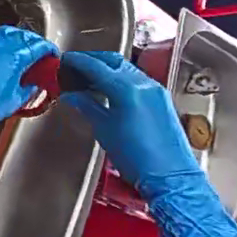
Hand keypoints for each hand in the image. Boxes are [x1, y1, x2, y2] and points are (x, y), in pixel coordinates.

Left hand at [0, 26, 55, 135]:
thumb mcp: (14, 101)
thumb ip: (29, 88)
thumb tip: (33, 84)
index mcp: (16, 56)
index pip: (40, 46)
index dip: (49, 50)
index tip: (51, 56)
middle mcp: (1, 43)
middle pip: (25, 35)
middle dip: (35, 43)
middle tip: (39, 54)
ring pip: (8, 31)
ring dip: (18, 39)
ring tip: (21, 50)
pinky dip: (0, 39)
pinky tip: (1, 48)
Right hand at [61, 51, 236, 236]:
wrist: (170, 176)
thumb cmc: (138, 159)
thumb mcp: (104, 130)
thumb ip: (87, 106)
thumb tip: (73, 96)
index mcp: (126, 89)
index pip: (96, 66)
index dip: (78, 61)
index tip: (66, 60)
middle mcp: (143, 83)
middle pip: (113, 61)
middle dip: (94, 60)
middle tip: (76, 66)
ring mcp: (155, 89)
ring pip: (127, 69)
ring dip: (108, 69)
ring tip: (91, 79)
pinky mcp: (161, 98)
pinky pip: (138, 79)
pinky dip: (122, 79)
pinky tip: (111, 89)